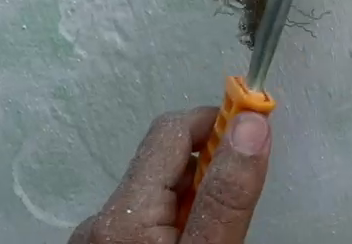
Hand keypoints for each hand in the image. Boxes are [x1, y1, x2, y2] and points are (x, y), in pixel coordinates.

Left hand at [71, 107, 271, 243]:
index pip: (173, 128)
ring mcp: (95, 241)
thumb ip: (226, 196)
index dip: (218, 120)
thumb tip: (252, 120)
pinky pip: (143, 221)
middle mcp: (98, 220)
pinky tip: (190, 243)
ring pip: (156, 194)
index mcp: (121, 213)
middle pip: (165, 162)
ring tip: (216, 232)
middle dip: (208, 167)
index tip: (256, 129)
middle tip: (239, 199)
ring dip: (192, 198)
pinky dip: (173, 222)